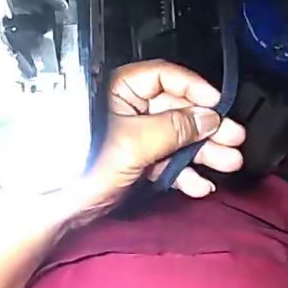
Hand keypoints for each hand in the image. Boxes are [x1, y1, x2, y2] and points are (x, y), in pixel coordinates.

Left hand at [66, 61, 245, 214]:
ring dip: (202, 152)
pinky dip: (183, 172)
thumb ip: (174, 128)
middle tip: (234, 138)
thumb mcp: (134, 143)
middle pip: (177, 109)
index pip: (164, 77)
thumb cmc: (78, 167)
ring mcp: (132, 135)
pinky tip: (200, 185)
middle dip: (207, 127)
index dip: (194, 89)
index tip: (217, 104)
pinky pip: (166, 160)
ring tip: (228, 162)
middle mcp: (127, 107)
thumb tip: (208, 117)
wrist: (54, 209)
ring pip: (176, 137)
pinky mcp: (135, 160)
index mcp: (117, 89)